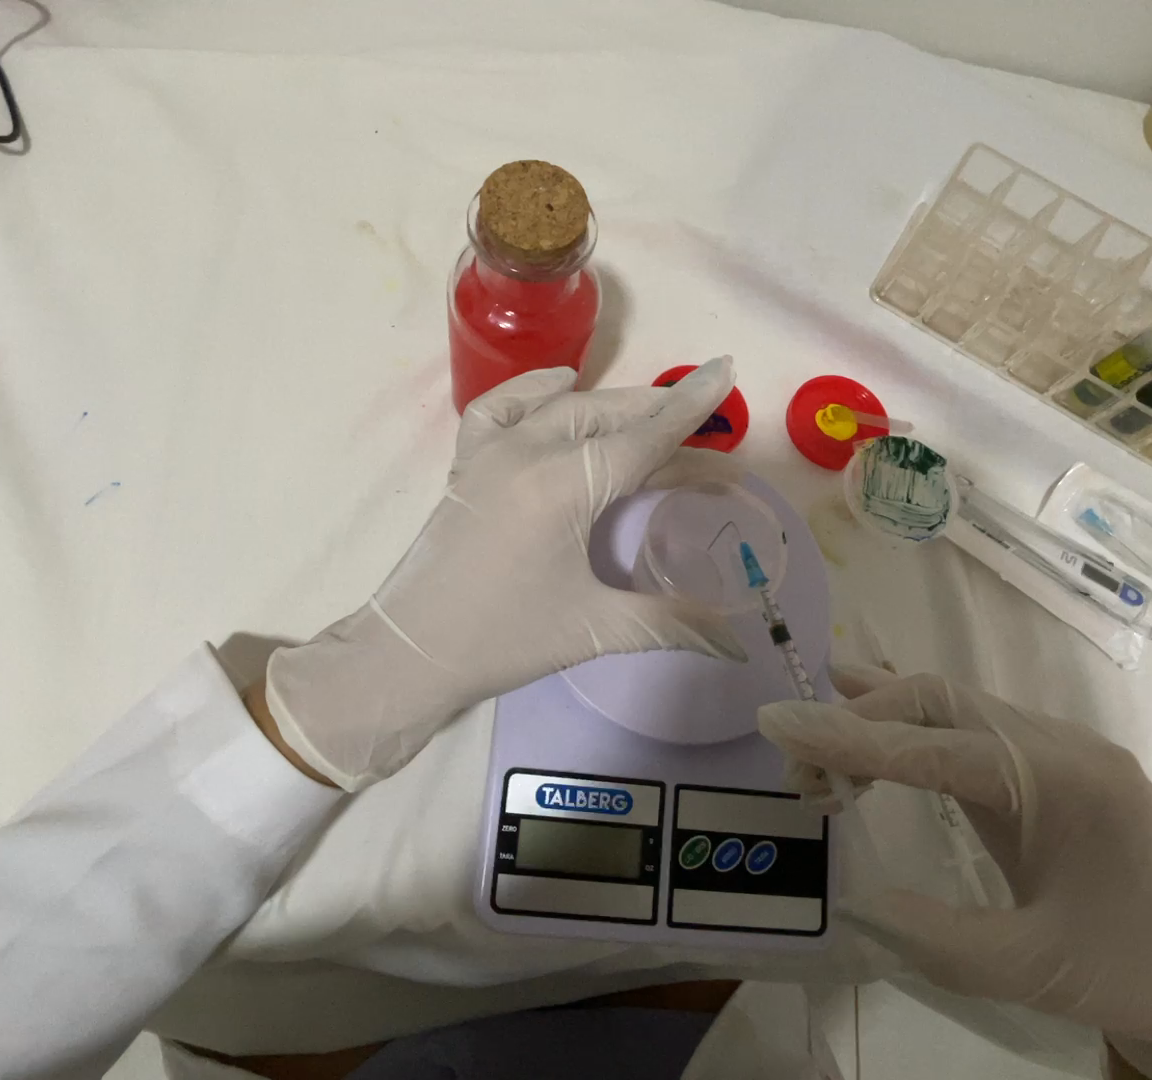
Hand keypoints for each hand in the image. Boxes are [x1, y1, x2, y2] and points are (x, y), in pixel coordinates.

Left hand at [267, 360, 744, 789]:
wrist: (411, 651)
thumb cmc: (503, 640)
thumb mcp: (594, 629)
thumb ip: (675, 626)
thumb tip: (741, 645)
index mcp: (564, 487)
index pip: (642, 437)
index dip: (689, 407)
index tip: (723, 369)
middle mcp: (526, 453)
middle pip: (607, 414)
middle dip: (658, 410)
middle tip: (700, 416)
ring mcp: (489, 453)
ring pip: (561, 406)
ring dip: (609, 403)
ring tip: (646, 413)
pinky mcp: (465, 463)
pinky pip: (501, 406)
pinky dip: (534, 390)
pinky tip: (559, 387)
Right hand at [759, 665, 1151, 1079]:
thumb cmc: (1140, 978)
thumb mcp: (1031, 971)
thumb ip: (934, 935)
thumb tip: (853, 898)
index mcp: (1062, 783)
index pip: (931, 745)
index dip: (847, 736)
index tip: (778, 723)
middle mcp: (1058, 745)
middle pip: (937, 701)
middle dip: (857, 721)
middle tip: (800, 766)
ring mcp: (1057, 749)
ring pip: (949, 704)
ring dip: (878, 718)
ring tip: (817, 743)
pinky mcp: (1049, 766)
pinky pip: (968, 723)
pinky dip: (909, 719)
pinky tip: (868, 700)